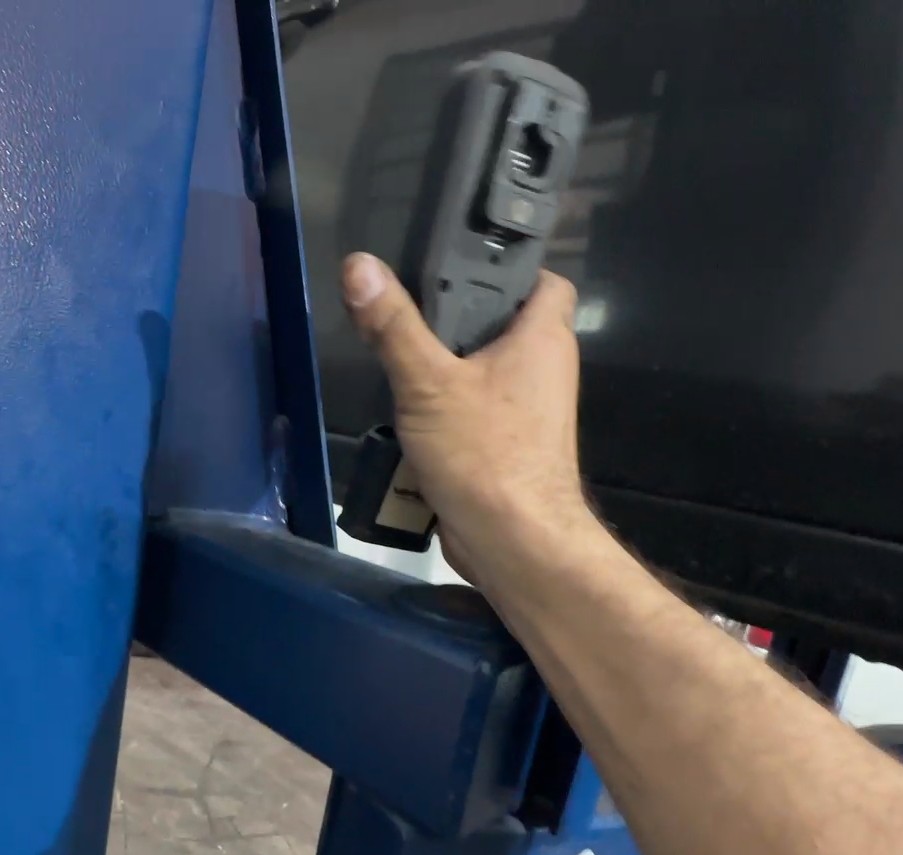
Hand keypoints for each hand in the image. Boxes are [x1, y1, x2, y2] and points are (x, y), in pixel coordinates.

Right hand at [340, 253, 596, 580]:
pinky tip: (411, 412)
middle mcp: (545, 370)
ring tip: (402, 359)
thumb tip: (358, 265)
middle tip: (411, 313)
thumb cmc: (483, 451)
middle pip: (507, 327)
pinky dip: (449, 408)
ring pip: (488, 372)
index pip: (543, 281)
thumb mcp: (427, 382)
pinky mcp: (508, 447)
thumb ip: (394, 326)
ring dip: (450, 368)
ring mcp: (529, 413)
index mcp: (543, 339)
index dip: (508, 269)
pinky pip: (478, 412)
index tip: (459, 269)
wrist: (511, 540)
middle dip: (463, 321)